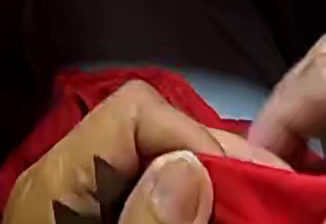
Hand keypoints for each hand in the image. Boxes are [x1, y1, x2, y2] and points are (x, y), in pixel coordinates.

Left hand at [4, 80, 286, 223]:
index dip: (191, 136)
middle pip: (151, 130)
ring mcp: (83, 198)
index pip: (134, 112)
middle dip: (212, 156)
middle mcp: (67, 177)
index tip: (239, 183)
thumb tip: (190, 168)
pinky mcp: (103, 217)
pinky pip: (152, 186)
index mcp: (55, 185)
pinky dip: (191, 199)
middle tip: (269, 187)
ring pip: (158, 157)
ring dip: (210, 177)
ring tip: (254, 201)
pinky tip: (223, 213)